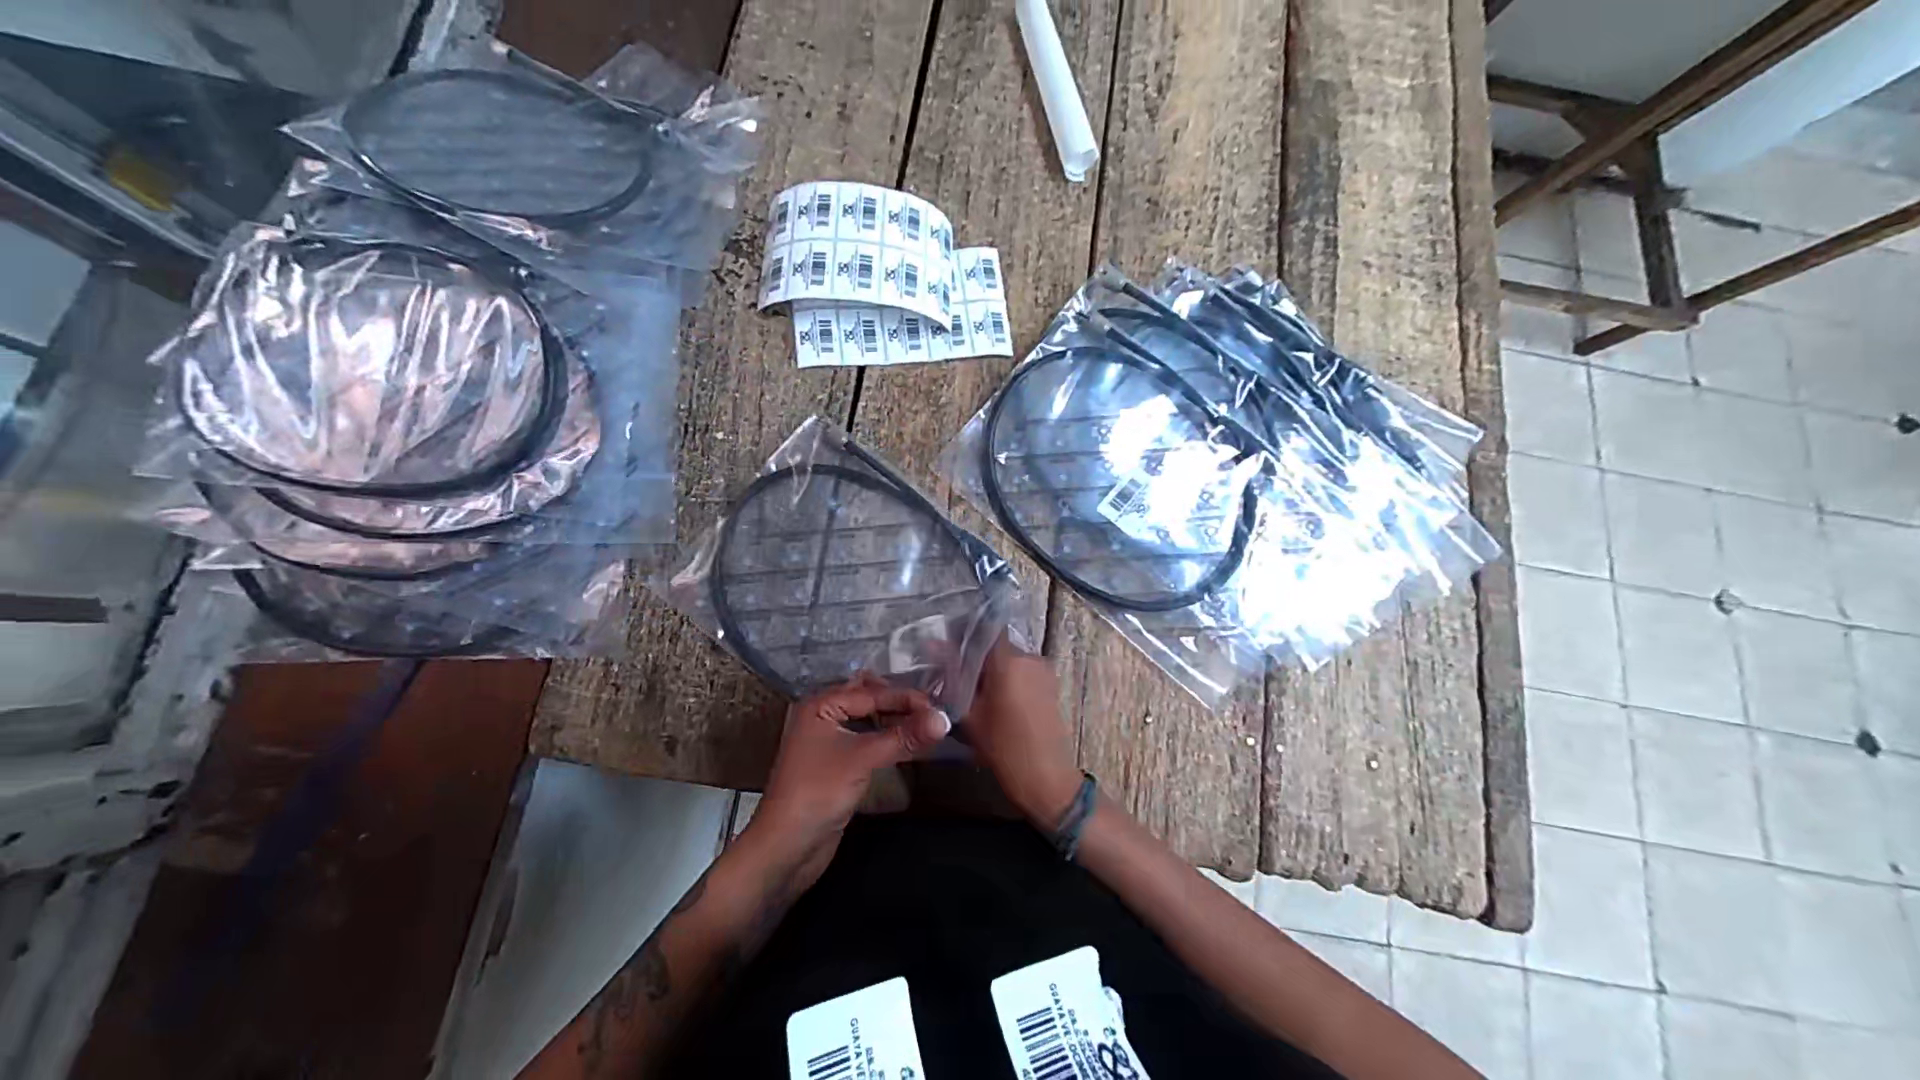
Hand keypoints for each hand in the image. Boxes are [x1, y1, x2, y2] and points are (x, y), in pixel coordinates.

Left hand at [751, 674, 949, 861]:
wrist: (785, 848)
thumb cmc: (818, 792)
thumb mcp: (863, 758)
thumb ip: (904, 737)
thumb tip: (944, 719)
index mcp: (820, 705)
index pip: (872, 693)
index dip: (906, 698)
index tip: (939, 706)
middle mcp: (822, 717)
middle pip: (868, 701)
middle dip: (900, 704)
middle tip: (934, 711)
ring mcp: (828, 742)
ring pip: (868, 722)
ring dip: (895, 722)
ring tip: (928, 725)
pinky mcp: (836, 766)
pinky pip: (867, 742)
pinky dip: (888, 740)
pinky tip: (909, 745)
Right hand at [964, 637, 1081, 828]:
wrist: (1046, 779)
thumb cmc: (1003, 748)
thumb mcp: (969, 714)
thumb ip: (952, 676)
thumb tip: (933, 646)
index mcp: (1009, 660)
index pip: (985, 627)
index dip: (965, 631)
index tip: (947, 641)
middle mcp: (1030, 657)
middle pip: (996, 645)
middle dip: (975, 655)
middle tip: (953, 672)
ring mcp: (1043, 670)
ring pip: (1009, 659)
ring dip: (991, 669)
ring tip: (972, 690)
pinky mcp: (1050, 685)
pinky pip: (1022, 672)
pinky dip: (1006, 679)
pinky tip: (992, 700)